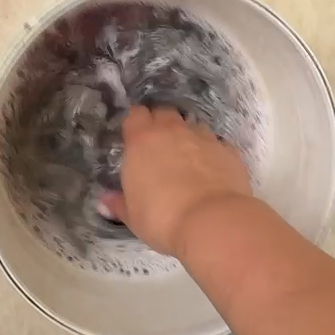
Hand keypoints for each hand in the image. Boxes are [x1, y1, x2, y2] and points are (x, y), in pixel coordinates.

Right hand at [103, 105, 252, 257]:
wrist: (212, 221)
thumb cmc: (162, 218)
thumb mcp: (133, 216)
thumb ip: (119, 203)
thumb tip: (106, 199)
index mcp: (142, 141)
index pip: (135, 115)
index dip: (134, 124)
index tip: (133, 138)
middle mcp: (173, 132)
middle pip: (164, 113)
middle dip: (160, 124)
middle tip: (158, 146)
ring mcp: (204, 138)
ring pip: (192, 125)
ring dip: (187, 136)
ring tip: (187, 159)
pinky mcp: (229, 151)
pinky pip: (216, 143)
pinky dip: (211, 152)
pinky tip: (211, 170)